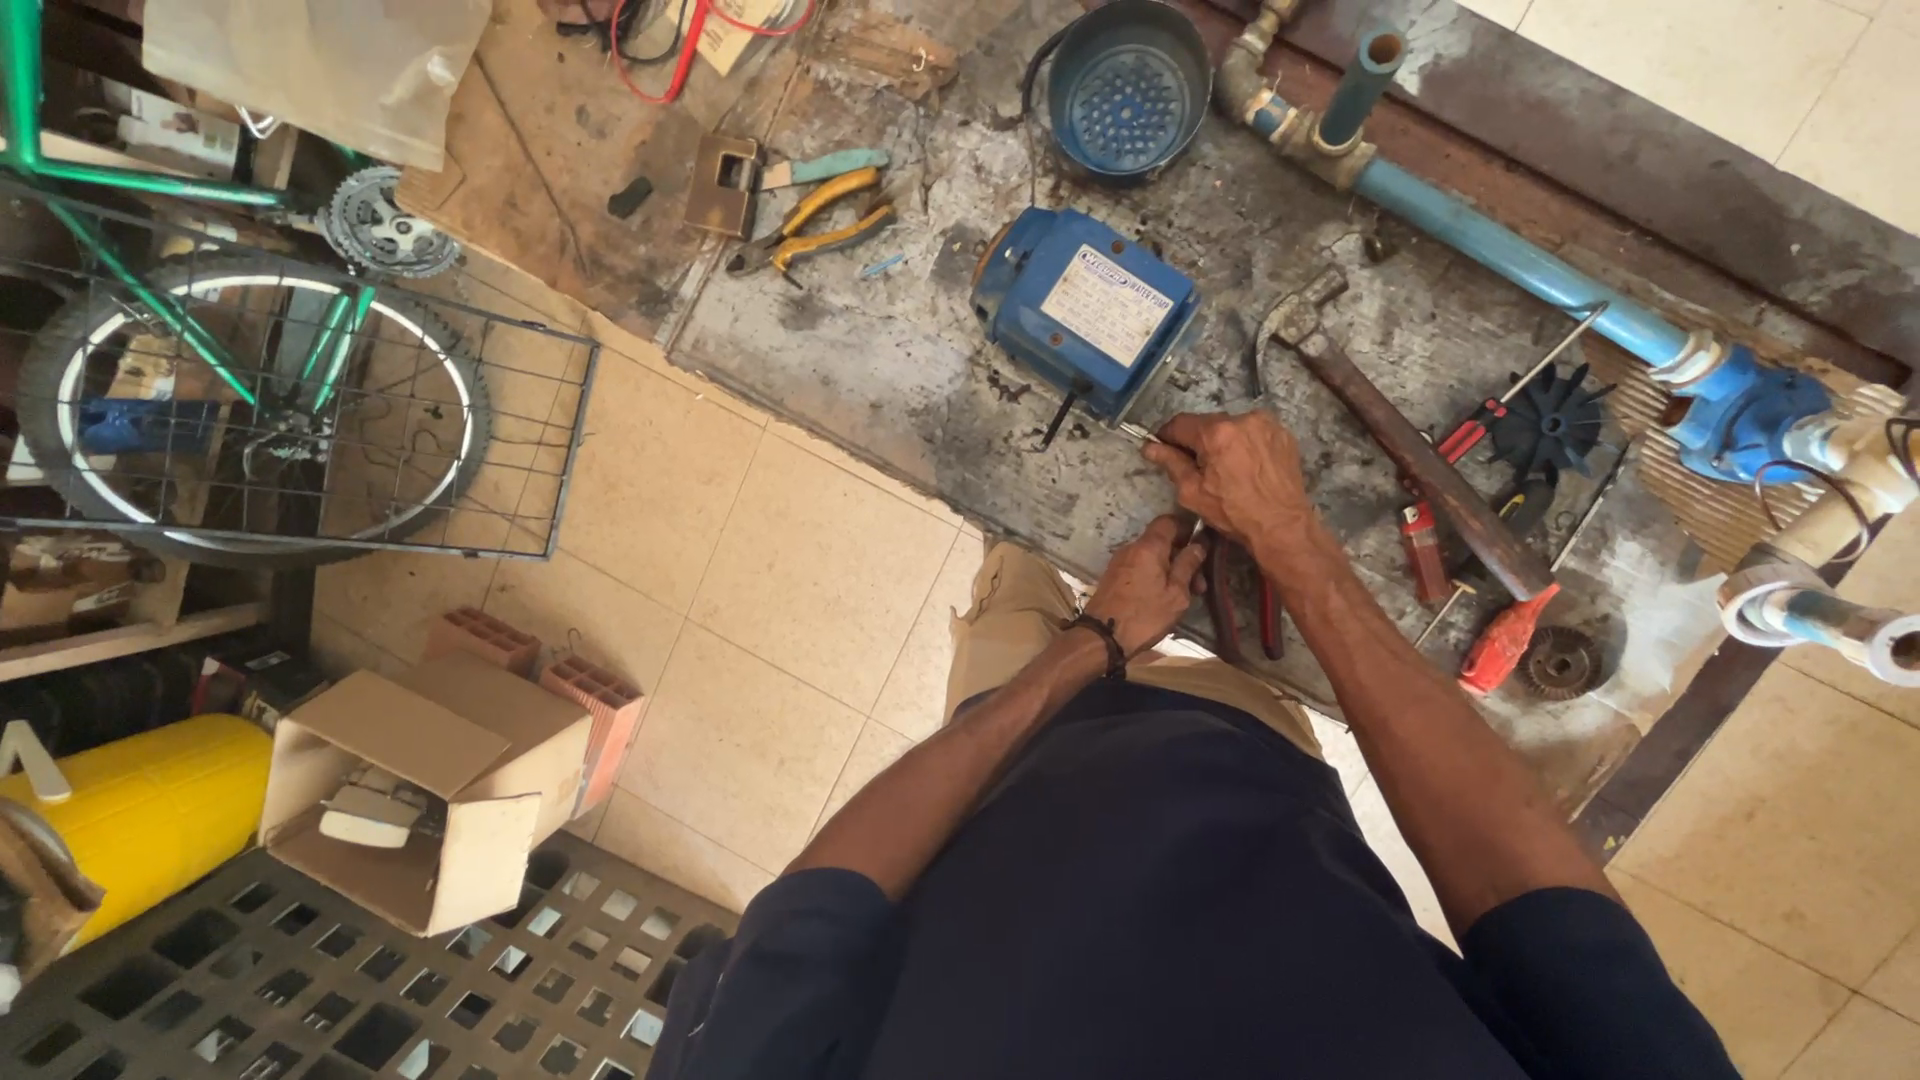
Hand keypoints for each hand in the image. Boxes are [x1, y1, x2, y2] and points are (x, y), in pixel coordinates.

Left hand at [1081, 515, 1209, 656]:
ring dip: (1170, 570)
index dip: (1187, 528)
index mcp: (1148, 547)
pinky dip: (1155, 576)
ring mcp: (1120, 562)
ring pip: (1152, 557)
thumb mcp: (1175, 594)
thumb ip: (1188, 566)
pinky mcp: (1114, 577)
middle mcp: (1131, 548)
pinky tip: (1165, 597)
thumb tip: (1198, 545)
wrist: (1103, 637)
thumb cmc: (1144, 615)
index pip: (1168, 521)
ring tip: (1186, 595)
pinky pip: (1140, 568)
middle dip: (1183, 557)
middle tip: (1199, 584)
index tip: (1202, 546)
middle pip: (1161, 541)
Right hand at [1142, 412, 1313, 548]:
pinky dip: (1244, 444)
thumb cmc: (1234, 512)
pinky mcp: (1283, 434)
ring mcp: (1267, 424)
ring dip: (1222, 441)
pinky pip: (1253, 432)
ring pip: (1231, 426)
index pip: (1181, 423)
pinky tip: (1246, 466)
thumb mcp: (1193, 492)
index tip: (1162, 448)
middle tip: (1196, 466)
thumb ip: (1171, 463)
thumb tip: (1149, 447)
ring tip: (1226, 468)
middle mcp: (1243, 419)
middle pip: (1207, 423)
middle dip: (1198, 441)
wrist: (1282, 525)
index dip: (1167, 435)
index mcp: (1217, 432)